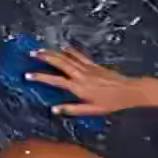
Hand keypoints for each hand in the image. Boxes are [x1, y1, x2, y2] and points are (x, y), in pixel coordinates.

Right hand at [26, 47, 157, 115]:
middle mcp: (80, 75)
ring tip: (41, 49)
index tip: (28, 75)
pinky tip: (63, 47)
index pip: (55, 81)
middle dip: (44, 57)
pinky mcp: (93, 64)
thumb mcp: (91, 110)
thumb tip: (54, 109)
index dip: (40, 77)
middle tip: (32, 54)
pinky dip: (70, 50)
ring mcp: (87, 68)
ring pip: (66, 57)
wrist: (130, 91)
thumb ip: (72, 109)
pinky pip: (79, 55)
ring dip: (53, 52)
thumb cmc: (111, 103)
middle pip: (59, 63)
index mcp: (78, 87)